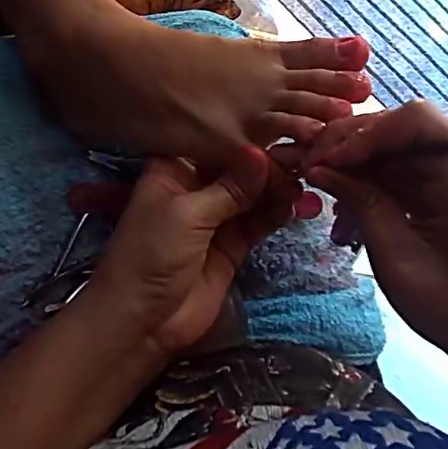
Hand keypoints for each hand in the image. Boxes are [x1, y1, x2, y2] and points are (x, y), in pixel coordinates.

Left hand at [80, 151, 296, 355]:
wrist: (142, 321)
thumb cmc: (151, 254)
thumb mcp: (187, 214)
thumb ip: (230, 187)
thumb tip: (263, 154)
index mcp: (173, 170)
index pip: (213, 142)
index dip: (244, 136)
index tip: (282, 126)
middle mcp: (195, 187)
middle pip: (237, 168)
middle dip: (267, 163)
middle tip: (302, 155)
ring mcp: (215, 216)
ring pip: (252, 194)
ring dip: (277, 187)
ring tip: (305, 179)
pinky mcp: (231, 244)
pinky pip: (258, 221)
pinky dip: (277, 212)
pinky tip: (298, 203)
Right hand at [300, 102, 447, 373]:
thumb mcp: (400, 262)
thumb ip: (364, 205)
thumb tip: (320, 168)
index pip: (418, 121)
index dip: (366, 132)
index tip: (328, 159)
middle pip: (407, 133)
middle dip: (354, 148)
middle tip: (311, 168)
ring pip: (404, 153)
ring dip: (361, 169)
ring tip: (325, 195)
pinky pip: (414, 176)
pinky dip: (380, 186)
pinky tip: (351, 211)